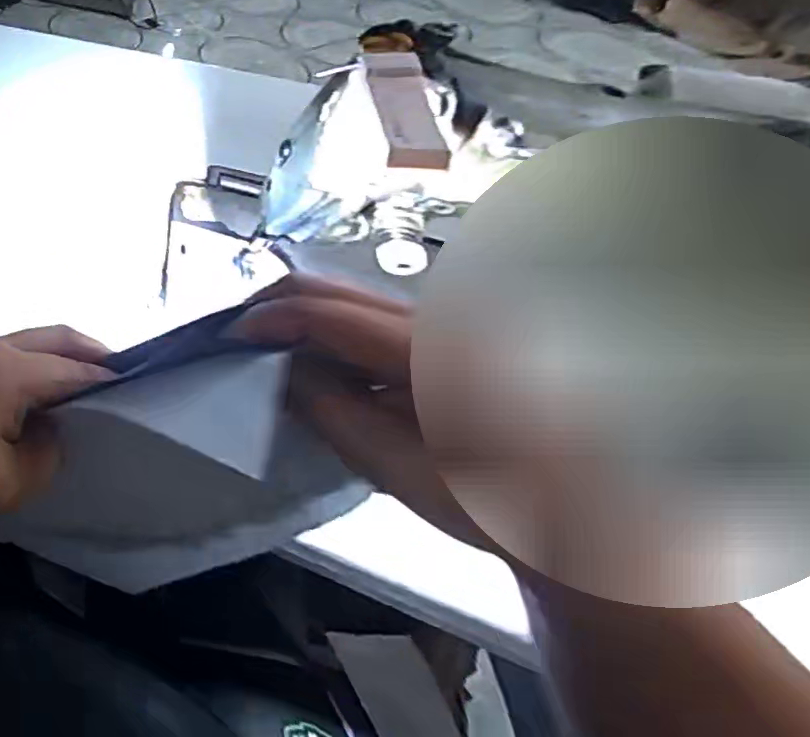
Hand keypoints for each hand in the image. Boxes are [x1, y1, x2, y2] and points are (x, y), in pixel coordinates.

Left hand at [0, 326, 111, 519]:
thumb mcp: (6, 483)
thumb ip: (46, 456)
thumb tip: (53, 430)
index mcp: (11, 372)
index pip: (73, 369)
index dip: (107, 380)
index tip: (136, 390)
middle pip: (56, 336)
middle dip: (91, 350)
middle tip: (119, 371)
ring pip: (30, 337)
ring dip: (60, 351)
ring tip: (83, 378)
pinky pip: (8, 347)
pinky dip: (34, 357)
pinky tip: (37, 385)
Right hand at [229, 276, 496, 551]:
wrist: (583, 521)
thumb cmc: (490, 503)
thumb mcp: (394, 466)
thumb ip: (326, 409)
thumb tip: (275, 369)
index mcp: (430, 351)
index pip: (326, 314)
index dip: (267, 321)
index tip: (226, 339)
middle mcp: (437, 319)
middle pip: (332, 287)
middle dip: (273, 306)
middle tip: (236, 336)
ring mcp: (443, 321)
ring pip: (346, 296)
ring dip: (297, 317)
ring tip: (266, 349)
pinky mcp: (442, 333)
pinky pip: (367, 315)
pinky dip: (327, 329)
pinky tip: (313, 359)